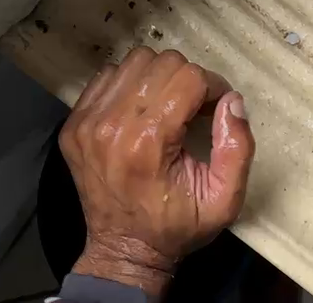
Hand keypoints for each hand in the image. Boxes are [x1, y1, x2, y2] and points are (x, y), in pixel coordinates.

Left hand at [60, 47, 255, 295]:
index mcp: (148, 142)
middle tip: (192, 108)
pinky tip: (139, 108)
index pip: (189, 78)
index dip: (212, 87)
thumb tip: (232, 100)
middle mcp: (113, 124)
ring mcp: (88, 121)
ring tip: (165, 104)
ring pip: (136, 60)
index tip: (215, 107)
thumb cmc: (176, 226)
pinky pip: (109, 74)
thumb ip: (238, 148)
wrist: (123, 251)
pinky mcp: (74, 122)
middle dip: (187, 79)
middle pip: (163, 63)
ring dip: (158, 76)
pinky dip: (130, 83)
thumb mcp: (223, 201)